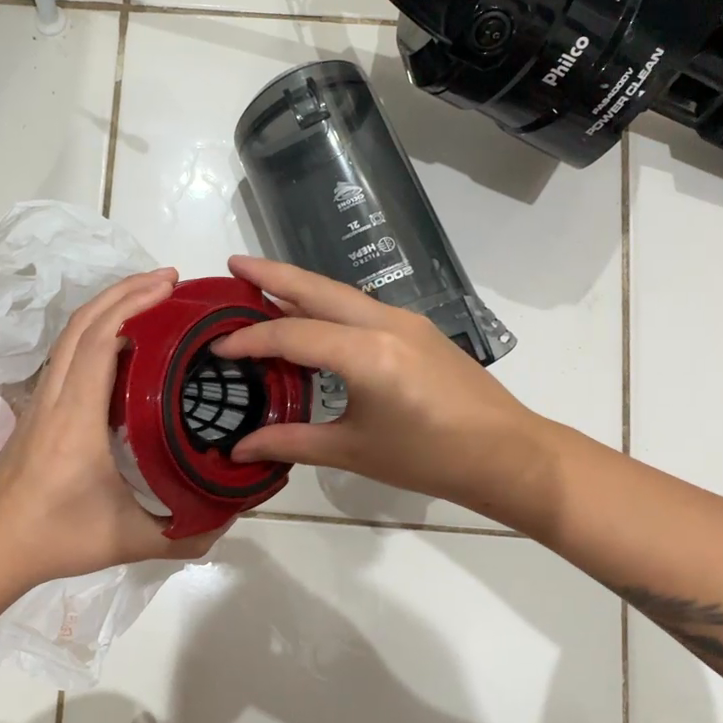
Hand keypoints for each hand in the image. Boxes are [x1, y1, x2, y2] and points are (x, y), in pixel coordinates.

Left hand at [0, 269, 226, 592]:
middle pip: (81, 325)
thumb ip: (186, 533)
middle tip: (168, 282)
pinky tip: (118, 349)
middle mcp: (54, 399)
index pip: (99, 342)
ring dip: (104, 310)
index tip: (169, 287)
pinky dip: (91, 335)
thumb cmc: (58, 540)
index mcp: (76, 419)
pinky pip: (63, 358)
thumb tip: (232, 517)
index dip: (132, 304)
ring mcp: (38, 404)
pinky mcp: (34, 414)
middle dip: (123, 292)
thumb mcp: (130, 541)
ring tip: (147, 302)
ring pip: (67, 338)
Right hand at [210, 255, 558, 526]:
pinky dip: (327, 307)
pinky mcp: (418, 330)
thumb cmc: (428, 457)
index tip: (215, 346)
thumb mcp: (352, 451)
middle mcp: (384, 323)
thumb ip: (291, 442)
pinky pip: (361, 308)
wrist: (506, 454)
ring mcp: (405, 321)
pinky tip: (312, 319)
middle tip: (232, 264)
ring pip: (341, 294)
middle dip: (272, 275)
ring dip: (300, 287)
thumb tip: (239, 450)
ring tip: (262, 284)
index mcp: (366, 353)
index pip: (292, 335)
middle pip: (317, 290)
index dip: (249, 339)